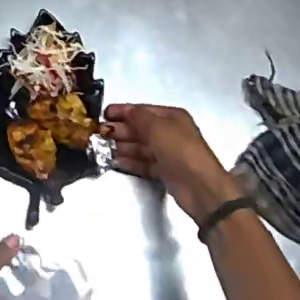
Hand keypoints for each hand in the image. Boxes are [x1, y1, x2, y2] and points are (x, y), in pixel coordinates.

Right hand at [103, 103, 243, 225]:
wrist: (201, 188)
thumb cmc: (180, 150)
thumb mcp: (157, 128)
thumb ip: (138, 117)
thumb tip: (124, 111)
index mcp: (172, 117)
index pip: (142, 110)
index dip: (123, 111)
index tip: (104, 114)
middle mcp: (170, 132)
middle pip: (140, 128)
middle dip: (120, 130)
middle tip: (99, 133)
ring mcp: (168, 153)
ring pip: (140, 146)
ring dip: (122, 146)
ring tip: (102, 148)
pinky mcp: (165, 171)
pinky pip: (144, 163)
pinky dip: (130, 162)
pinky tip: (115, 162)